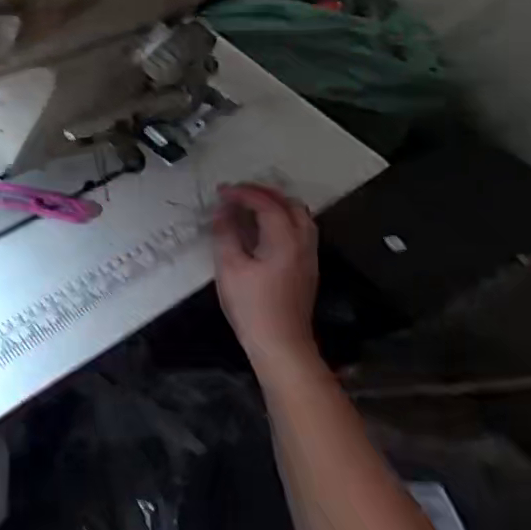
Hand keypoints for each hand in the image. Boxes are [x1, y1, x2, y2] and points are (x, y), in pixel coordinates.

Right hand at [213, 183, 320, 366]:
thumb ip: (226, 236)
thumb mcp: (229, 268)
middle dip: (265, 194)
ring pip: (300, 219)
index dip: (245, 194)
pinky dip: (280, 220)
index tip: (223, 190)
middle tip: (237, 192)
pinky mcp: (304, 267)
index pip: (269, 207)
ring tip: (249, 205)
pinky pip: (298, 231)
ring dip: (276, 205)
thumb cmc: (250, 305)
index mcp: (285, 242)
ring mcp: (308, 256)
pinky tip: (261, 227)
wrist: (279, 340)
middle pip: (292, 207)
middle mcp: (303, 244)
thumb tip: (222, 212)